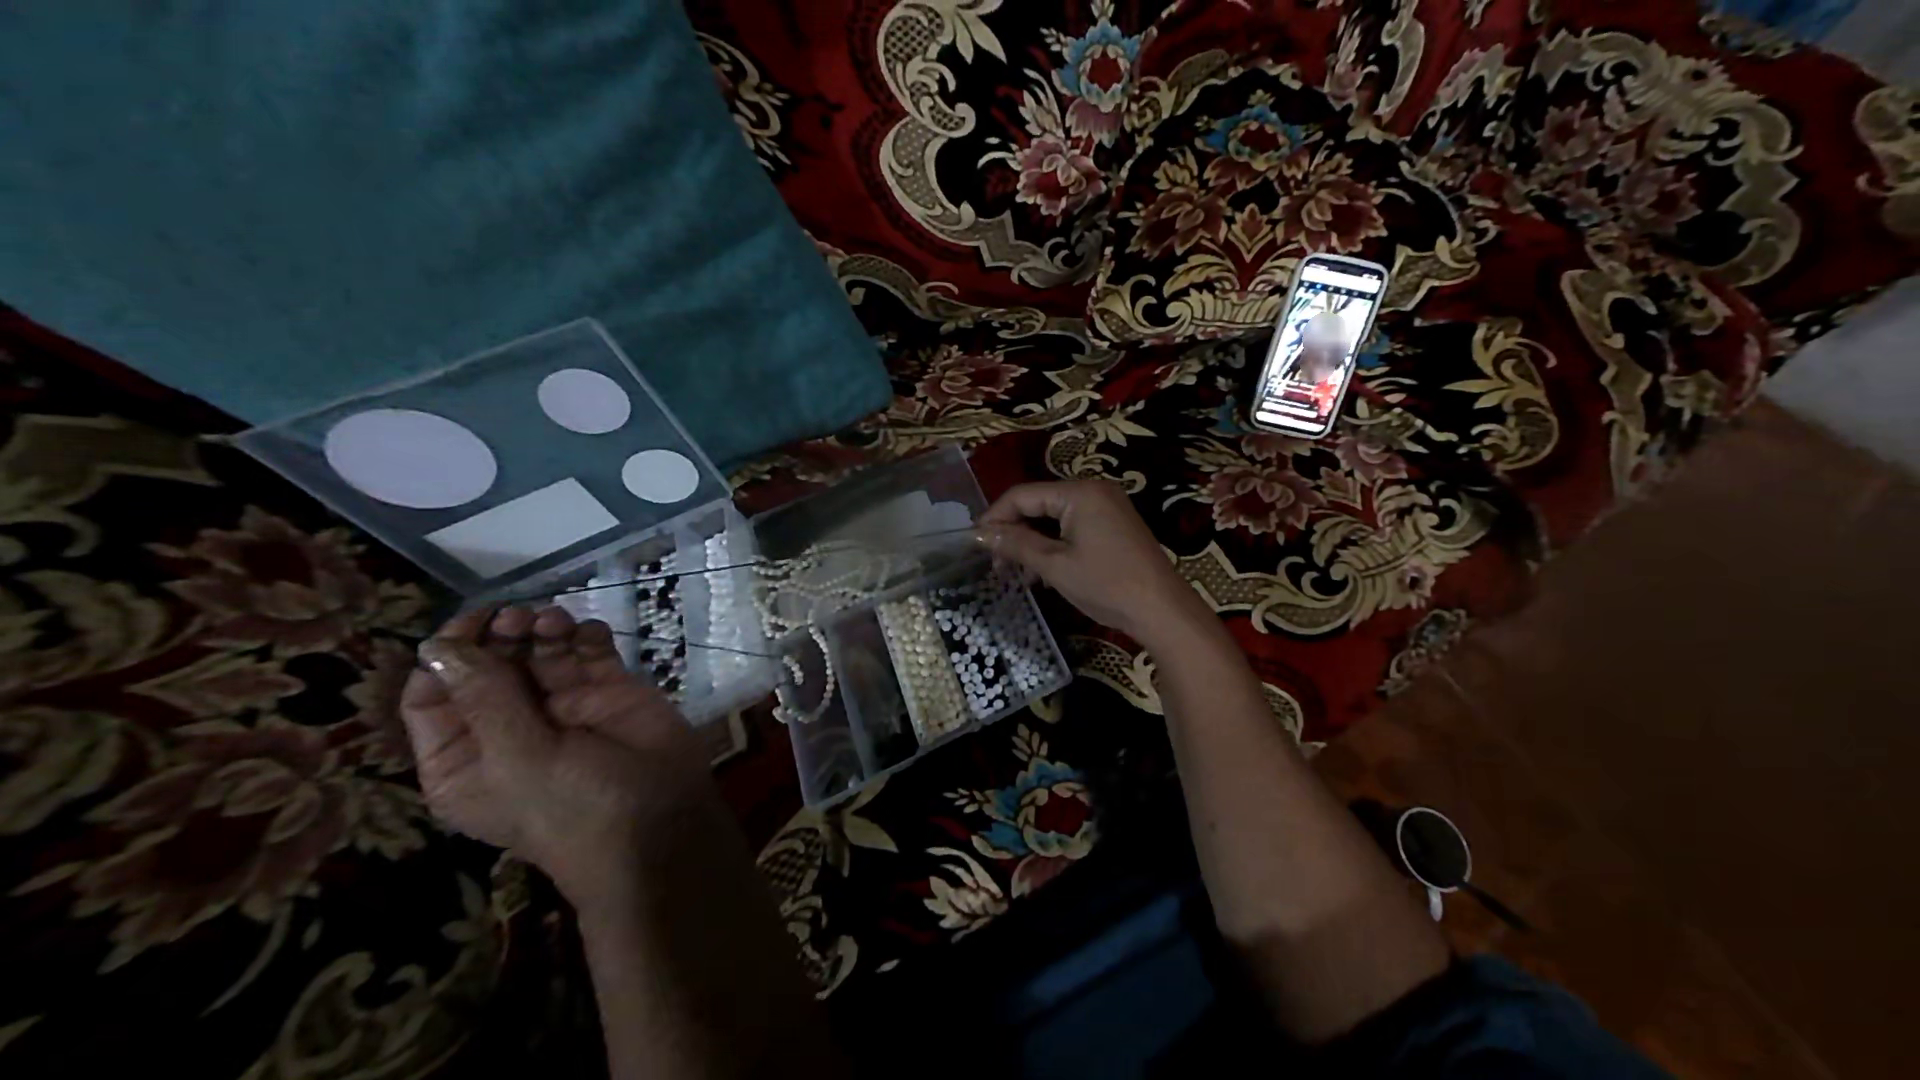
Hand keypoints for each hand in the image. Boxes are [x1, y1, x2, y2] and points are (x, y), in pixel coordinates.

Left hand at [399, 605, 713, 908]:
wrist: (662, 820)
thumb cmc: (574, 804)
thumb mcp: (518, 760)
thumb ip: (484, 698)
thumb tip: (437, 644)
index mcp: (466, 757)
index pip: (434, 697)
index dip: (445, 659)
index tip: (468, 627)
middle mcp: (508, 726)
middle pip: (488, 666)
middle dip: (498, 637)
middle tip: (518, 618)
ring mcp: (562, 705)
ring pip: (539, 652)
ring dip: (541, 629)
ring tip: (552, 621)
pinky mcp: (607, 690)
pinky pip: (588, 652)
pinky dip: (585, 634)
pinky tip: (587, 632)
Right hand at [979, 479, 1214, 646]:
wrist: (1162, 610)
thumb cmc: (1106, 584)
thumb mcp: (1055, 565)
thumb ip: (1016, 544)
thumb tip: (979, 534)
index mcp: (1079, 493)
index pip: (1022, 495)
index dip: (995, 517)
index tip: (975, 543)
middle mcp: (1093, 491)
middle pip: (1038, 503)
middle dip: (1013, 532)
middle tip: (994, 563)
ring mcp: (1107, 508)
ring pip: (1054, 518)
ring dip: (1032, 542)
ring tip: (1015, 574)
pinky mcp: (1113, 526)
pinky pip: (1073, 527)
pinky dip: (1054, 545)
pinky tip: (1042, 574)